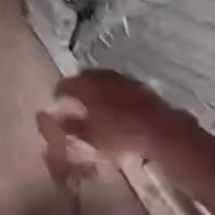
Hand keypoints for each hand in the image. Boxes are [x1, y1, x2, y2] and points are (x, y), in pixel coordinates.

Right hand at [36, 69, 183, 184]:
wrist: (158, 128)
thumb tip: (58, 122)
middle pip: (81, 77)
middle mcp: (100, 76)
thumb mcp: (92, 138)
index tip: (55, 101)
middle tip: (72, 100)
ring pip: (99, 78)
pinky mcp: (134, 82)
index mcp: (86, 87)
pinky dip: (108, 90)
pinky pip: (114, 82)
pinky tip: (112, 104)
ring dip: (92, 87)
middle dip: (75, 87)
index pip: (64, 85)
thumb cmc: (120, 135)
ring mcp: (119, 77)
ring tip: (91, 102)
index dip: (58, 93)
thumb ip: (72, 129)